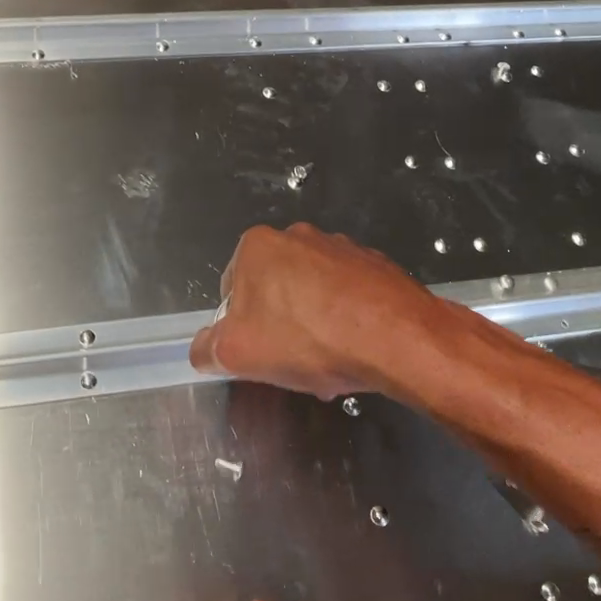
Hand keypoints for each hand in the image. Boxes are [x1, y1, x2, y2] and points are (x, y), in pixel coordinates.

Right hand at [189, 223, 452, 399]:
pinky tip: (355, 352)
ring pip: (312, 298)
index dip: (239, 329)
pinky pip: (348, 299)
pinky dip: (346, 324)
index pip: (230, 291)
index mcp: (258, 246)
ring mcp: (342, 248)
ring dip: (313, 330)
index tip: (257, 354)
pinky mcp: (376, 266)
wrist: (397, 338)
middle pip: (273, 293)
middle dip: (279, 330)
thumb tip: (203, 349)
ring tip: (327, 364)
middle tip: (292, 365)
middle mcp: (299, 236)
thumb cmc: (309, 339)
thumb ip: (207, 349)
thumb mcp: (237, 354)